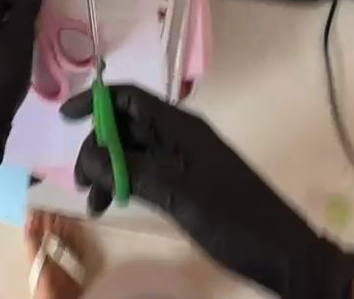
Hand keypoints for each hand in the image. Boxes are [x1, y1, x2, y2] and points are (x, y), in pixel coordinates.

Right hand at [63, 85, 353, 298]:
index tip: (65, 117)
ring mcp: (184, 158)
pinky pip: (146, 169)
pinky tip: (114, 204)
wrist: (287, 256)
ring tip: (95, 202)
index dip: (96, 100)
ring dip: (109, 168)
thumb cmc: (235, 219)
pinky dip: (125, 182)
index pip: (129, 96)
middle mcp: (180, 135)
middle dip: (98, 146)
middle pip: (126, 123)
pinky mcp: (188, 181)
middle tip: (83, 182)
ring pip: (133, 149)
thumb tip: (88, 156)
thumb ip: (132, 172)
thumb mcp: (179, 195)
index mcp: (181, 126)